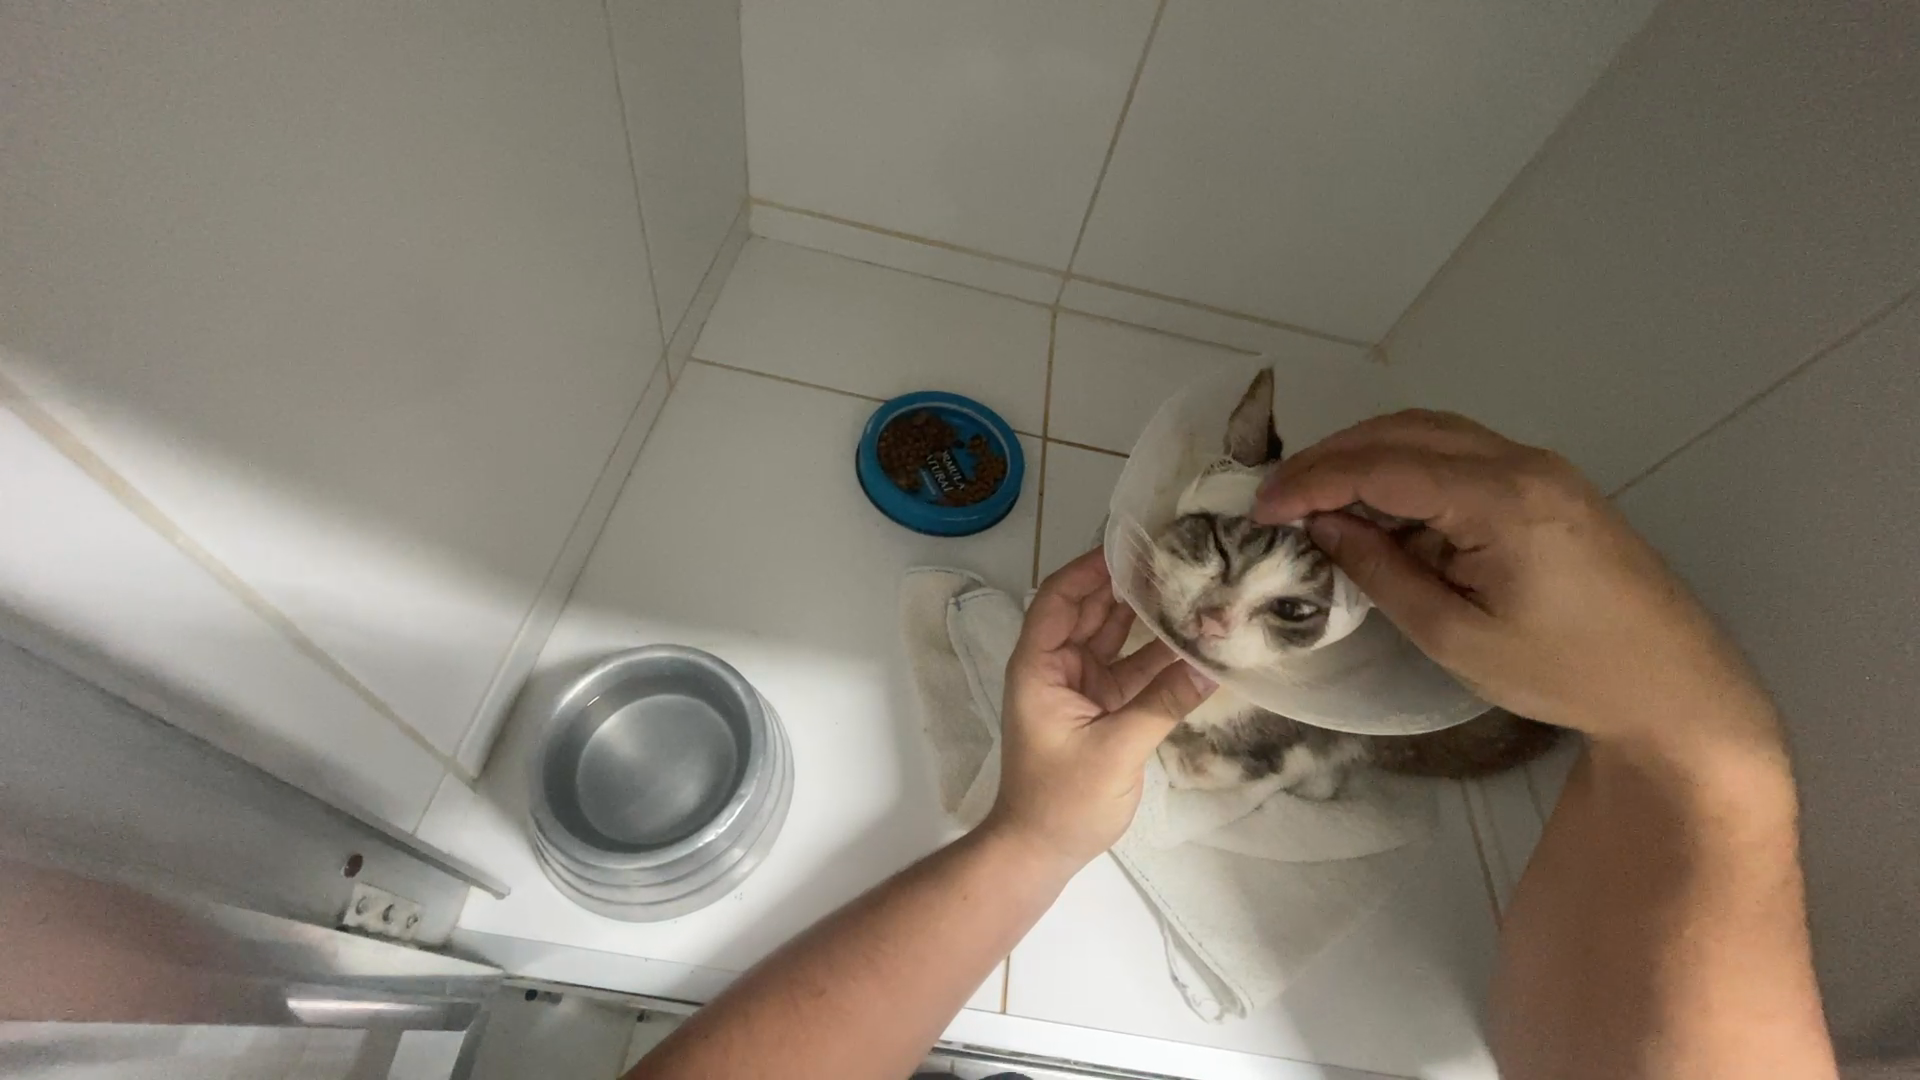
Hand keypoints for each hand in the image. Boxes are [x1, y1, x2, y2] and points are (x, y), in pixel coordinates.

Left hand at [984, 549, 1215, 869]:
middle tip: (1171, 557)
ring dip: (1144, 616)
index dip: (1090, 568)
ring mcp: (1079, 685)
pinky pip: (1130, 669)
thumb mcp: (1114, 750)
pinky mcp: (1101, 706)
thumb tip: (1213, 664)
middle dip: (1125, 585)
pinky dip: (1155, 656)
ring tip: (1187, 587)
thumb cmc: (1062, 798)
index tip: (1130, 545)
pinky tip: (1191, 639)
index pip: (1059, 598)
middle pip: (1089, 611)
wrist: (1042, 848)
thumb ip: (1163, 704)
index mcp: (1039, 665)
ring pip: (1113, 637)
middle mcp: (1056, 665)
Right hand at [1253, 411, 1778, 755]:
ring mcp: (1538, 468)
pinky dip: (1397, 465)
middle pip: (1400, 431)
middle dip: (1326, 458)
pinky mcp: (1543, 483)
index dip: (1312, 483)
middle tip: (1274, 496)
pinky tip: (1370, 499)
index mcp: (1502, 502)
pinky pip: (1452, 452)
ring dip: (1359, 454)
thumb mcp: (1451, 634)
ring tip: (1309, 493)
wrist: (1677, 690)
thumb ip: (1379, 570)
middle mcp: (1522, 464)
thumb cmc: (1562, 673)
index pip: (1382, 468)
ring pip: (1426, 431)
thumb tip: (1321, 525)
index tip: (1260, 510)